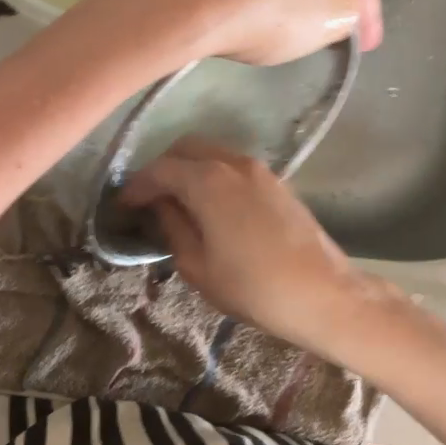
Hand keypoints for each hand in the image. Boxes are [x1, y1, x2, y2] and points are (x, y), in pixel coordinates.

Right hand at [118, 137, 402, 353]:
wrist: (324, 295)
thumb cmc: (253, 287)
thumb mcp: (197, 266)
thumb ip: (173, 228)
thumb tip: (160, 207)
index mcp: (209, 182)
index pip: (160, 170)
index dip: (136, 186)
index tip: (121, 206)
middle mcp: (234, 164)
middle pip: (186, 148)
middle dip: (161, 168)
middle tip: (147, 199)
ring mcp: (260, 170)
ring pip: (211, 154)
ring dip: (188, 170)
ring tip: (174, 202)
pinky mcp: (277, 183)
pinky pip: (232, 167)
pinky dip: (211, 177)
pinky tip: (206, 206)